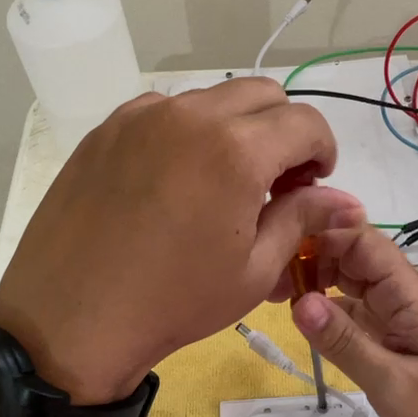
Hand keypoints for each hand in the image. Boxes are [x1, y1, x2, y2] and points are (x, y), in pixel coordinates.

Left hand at [0, 78, 362, 403]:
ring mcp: (141, 117)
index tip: (314, 185)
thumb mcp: (254, 270)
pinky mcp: (106, 130)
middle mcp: (191, 115)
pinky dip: (187, 134)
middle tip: (276, 184)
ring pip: (211, 99)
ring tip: (222, 186)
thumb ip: (303, 219)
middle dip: (283, 132)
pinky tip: (174, 184)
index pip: (305, 122)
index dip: (324, 151)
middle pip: (262, 95)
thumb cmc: (175, 304)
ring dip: (235, 129)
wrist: (72, 322)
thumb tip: (345, 200)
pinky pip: (164, 113)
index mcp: (237, 150)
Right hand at [286, 226, 417, 416]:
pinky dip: (326, 305)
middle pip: (352, 253)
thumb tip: (299, 303)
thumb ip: (343, 342)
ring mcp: (395, 310)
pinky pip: (352, 305)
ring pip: (350, 277)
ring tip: (275, 291)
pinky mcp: (388, 330)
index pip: (362, 240)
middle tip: (270, 277)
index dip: (323, 236)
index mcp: (408, 292)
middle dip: (313, 254)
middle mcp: (401, 292)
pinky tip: (300, 316)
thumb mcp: (389, 381)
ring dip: (317, 277)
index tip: (281, 251)